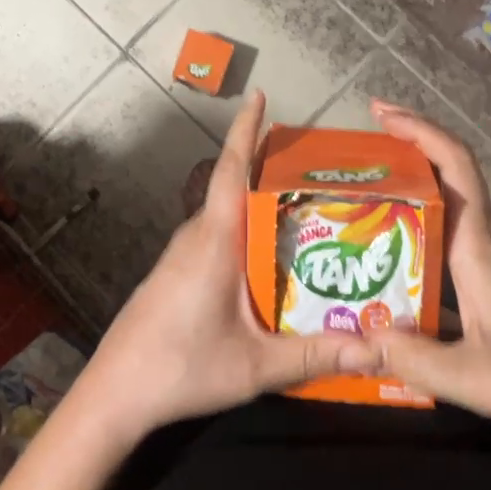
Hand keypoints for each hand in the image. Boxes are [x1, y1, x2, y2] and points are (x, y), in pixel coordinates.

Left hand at [73, 89, 378, 440]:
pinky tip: (273, 261)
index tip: (260, 96)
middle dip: (272, 172)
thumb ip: (315, 356)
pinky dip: (247, 235)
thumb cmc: (183, 367)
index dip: (246, 131)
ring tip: (311, 213)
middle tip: (322, 171)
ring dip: (261, 208)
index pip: (231, 170)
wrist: (115, 393)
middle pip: (235, 190)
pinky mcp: (176, 275)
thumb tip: (376, 348)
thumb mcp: (256, 367)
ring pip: (227, 218)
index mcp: (214, 241)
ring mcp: (182, 256)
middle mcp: (197, 237)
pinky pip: (218, 240)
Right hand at [363, 100, 490, 441]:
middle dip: (404, 149)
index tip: (381, 114)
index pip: (456, 168)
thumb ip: (414, 362)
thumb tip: (352, 338)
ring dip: (408, 186)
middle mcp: (486, 241)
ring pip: (447, 203)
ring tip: (357, 198)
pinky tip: (388, 259)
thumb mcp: (477, 383)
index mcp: (479, 250)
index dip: (420, 130)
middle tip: (353, 154)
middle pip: (447, 174)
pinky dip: (418, 227)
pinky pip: (450, 234)